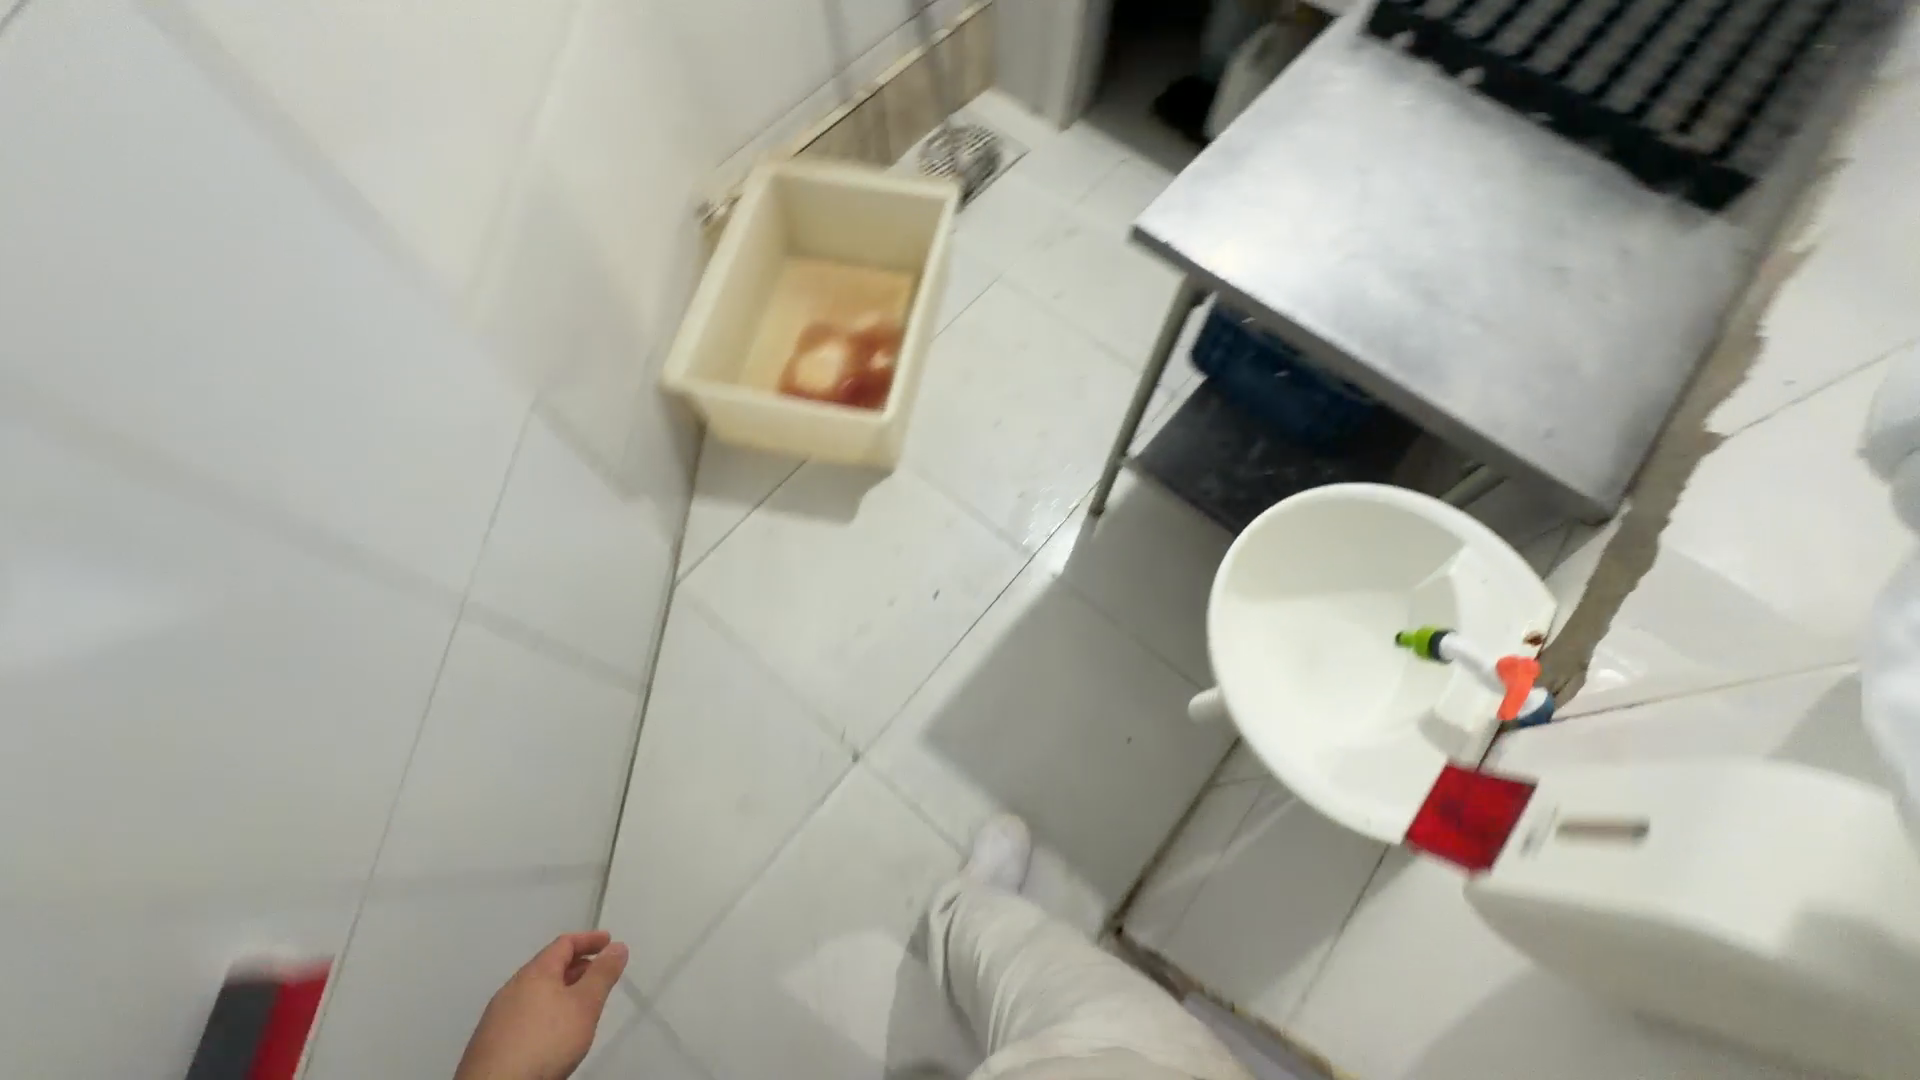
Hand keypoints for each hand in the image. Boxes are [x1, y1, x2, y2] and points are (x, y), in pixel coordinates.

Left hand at [453, 931, 629, 1079]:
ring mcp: (497, 1018)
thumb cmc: (545, 1041)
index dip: (589, 939)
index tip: (609, 941)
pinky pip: (524, 1015)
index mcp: (534, 973)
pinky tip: (553, 1034)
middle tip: (599, 975)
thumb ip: (603, 974)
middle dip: (577, 966)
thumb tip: (617, 946)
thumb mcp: (585, 1005)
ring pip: (535, 993)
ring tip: (580, 1006)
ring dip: (561, 991)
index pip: (564, 944)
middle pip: (548, 967)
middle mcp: (512, 989)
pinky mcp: (490, 1044)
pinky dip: (545, 1012)